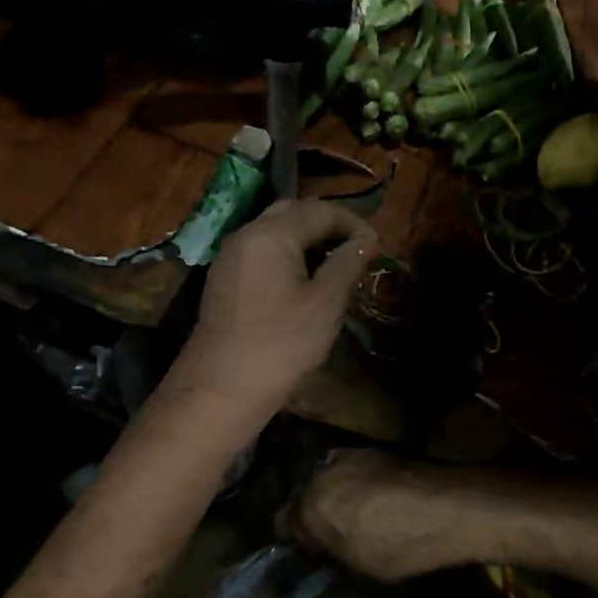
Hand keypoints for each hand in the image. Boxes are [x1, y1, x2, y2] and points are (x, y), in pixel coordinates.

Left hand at [173, 199, 376, 410]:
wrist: (221, 388)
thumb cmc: (280, 344)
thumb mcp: (325, 303)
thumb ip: (347, 264)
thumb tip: (367, 240)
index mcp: (270, 234)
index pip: (319, 210)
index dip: (353, 223)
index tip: (377, 246)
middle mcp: (245, 236)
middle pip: (292, 213)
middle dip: (327, 226)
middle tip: (355, 251)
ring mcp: (229, 259)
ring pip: (273, 233)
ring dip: (306, 241)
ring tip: (334, 268)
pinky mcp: (223, 282)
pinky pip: (259, 254)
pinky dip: (285, 257)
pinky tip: (303, 284)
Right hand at [291, 449, 478, 581]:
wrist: (448, 507)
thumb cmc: (400, 546)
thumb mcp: (358, 564)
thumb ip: (328, 550)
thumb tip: (317, 546)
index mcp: (309, 506)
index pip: (282, 521)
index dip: (291, 538)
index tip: (303, 550)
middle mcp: (319, 474)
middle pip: (302, 495)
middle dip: (308, 512)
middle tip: (324, 532)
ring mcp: (345, 457)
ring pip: (324, 479)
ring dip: (330, 495)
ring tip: (348, 513)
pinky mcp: (370, 450)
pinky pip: (348, 470)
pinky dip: (350, 483)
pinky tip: (369, 498)